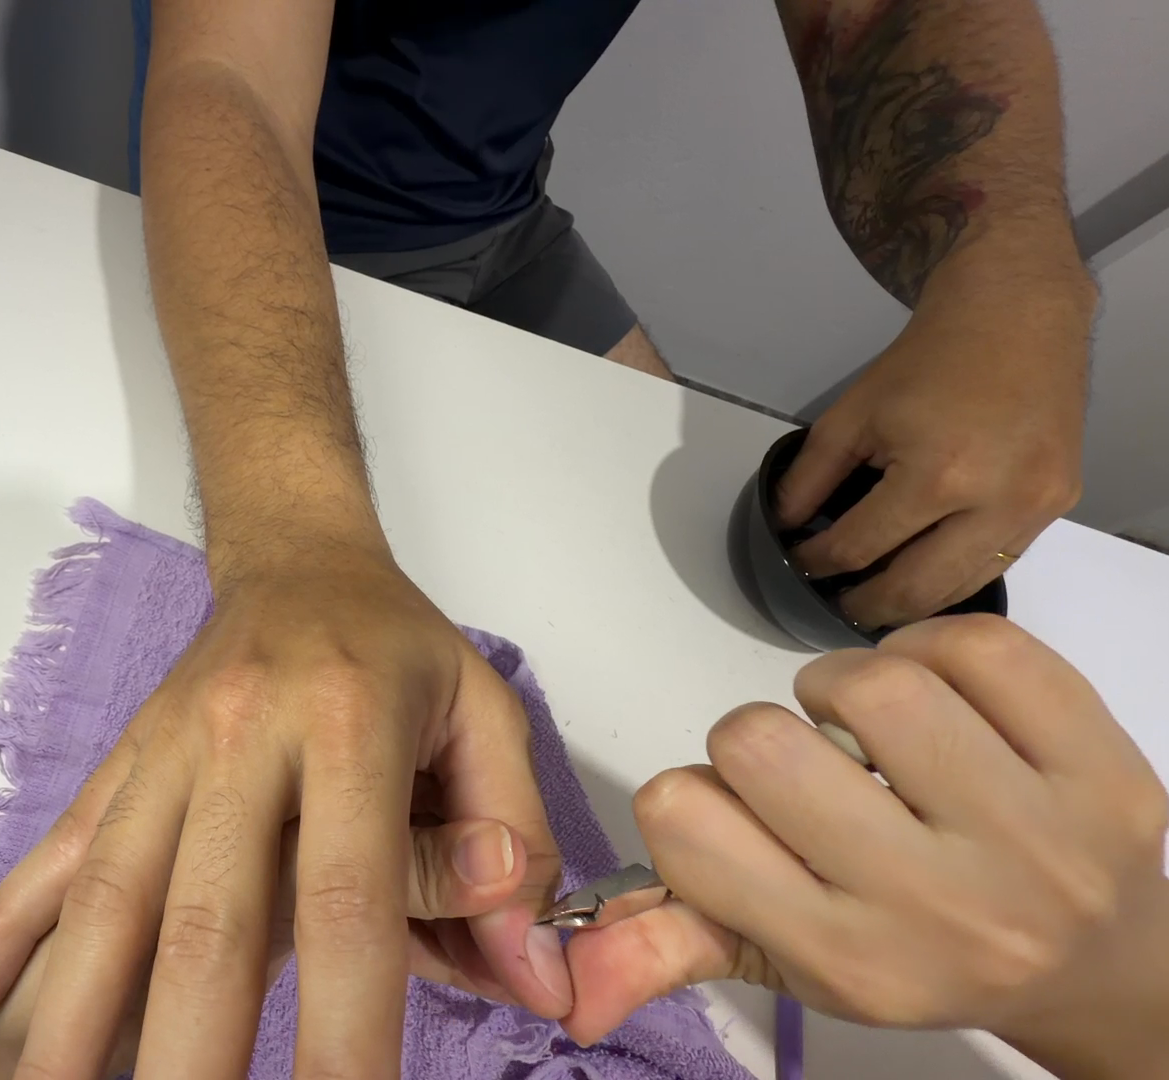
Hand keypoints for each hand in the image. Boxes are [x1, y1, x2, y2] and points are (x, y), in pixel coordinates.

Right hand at [0, 545, 567, 1077]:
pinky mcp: (130, 748)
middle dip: (191, 1053)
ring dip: (81, 1008)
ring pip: (115, 885)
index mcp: (349, 722)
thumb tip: (537, 979)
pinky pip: (67, 839)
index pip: (349, 897)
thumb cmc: (395, 640)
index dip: (345, 1032)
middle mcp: (244, 731)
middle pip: (208, 913)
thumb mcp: (485, 714)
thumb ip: (514, 838)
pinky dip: (14, 919)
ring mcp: (171, 740)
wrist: (297, 561)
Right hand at [562, 616, 1168, 1077]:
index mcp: (840, 951)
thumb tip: (562, 990)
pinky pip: (978, 650)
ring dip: (839, 688)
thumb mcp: (776, 964)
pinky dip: (931, 651)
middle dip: (755, 739)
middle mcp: (939, 906)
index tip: (737, 820)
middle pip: (755, 741)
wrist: (1106, 975)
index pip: (676, 813)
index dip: (686, 795)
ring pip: (870, 687)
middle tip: (800, 771)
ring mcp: (1038, 839)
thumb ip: (666, 951)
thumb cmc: (907, 953)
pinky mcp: (1111, 775)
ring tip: (863, 730)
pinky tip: (937, 699)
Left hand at [778, 280, 1090, 629]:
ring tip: (869, 603)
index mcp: (938, 478)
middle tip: (832, 606)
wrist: (1015, 324)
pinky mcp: (1057, 504)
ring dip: (913, 604)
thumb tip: (786, 528)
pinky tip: (917, 577)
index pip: (859, 548)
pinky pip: (998, 561)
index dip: (817, 563)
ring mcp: (1037, 508)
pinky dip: (953, 579)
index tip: (797, 563)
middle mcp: (997, 503)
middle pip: (919, 586)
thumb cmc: (922, 368)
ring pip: (964, 585)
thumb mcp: (844, 422)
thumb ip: (806, 482)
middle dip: (867, 605)